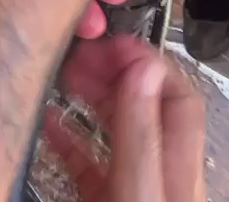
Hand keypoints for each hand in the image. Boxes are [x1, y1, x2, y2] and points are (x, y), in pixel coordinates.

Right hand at [47, 36, 206, 200]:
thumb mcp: (138, 189)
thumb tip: (144, 69)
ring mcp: (136, 184)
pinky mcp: (110, 197)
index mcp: (176, 166)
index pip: (176, 93)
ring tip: (66, 75)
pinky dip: (70, 135)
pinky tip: (51, 122)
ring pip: (118, 125)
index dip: (146, 61)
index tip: (112, 42)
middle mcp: (160, 171)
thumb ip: (140, 133)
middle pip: (144, 102)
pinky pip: (89, 157)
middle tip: (81, 53)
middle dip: (112, 69)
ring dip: (92, 93)